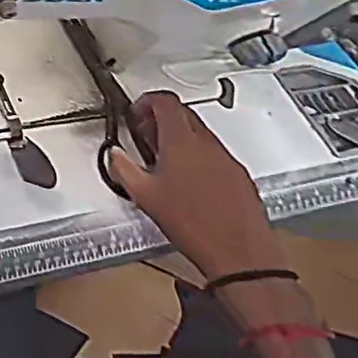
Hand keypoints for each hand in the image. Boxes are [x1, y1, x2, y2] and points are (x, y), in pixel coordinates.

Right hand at [105, 90, 284, 280]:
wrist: (241, 256)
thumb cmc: (194, 226)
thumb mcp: (144, 195)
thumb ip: (123, 168)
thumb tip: (115, 156)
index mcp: (181, 142)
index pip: (165, 102)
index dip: (147, 101)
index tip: (138, 113)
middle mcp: (207, 145)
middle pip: (184, 113)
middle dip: (162, 118)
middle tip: (147, 135)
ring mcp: (227, 160)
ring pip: (201, 134)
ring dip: (181, 138)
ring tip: (166, 161)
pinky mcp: (240, 177)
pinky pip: (216, 154)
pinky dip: (199, 156)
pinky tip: (190, 181)